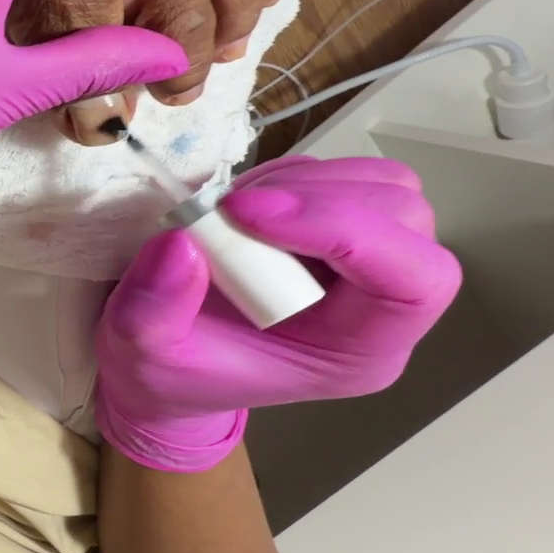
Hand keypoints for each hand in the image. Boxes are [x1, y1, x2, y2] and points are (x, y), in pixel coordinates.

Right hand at [94, 156, 463, 472]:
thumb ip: (153, 308)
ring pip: (380, 187)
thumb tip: (180, 241)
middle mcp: (375, 303)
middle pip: (401, 220)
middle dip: (312, 200)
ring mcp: (357, 262)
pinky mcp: (326, 230)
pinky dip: (282, 178)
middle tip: (225, 213)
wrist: (164, 369)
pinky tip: (235, 208)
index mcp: (354, 349)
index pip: (413, 279)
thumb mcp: (140, 353)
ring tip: (228, 212)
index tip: (243, 214)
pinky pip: (336, 178)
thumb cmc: (168, 374)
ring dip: (298, 184)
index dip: (342, 229)